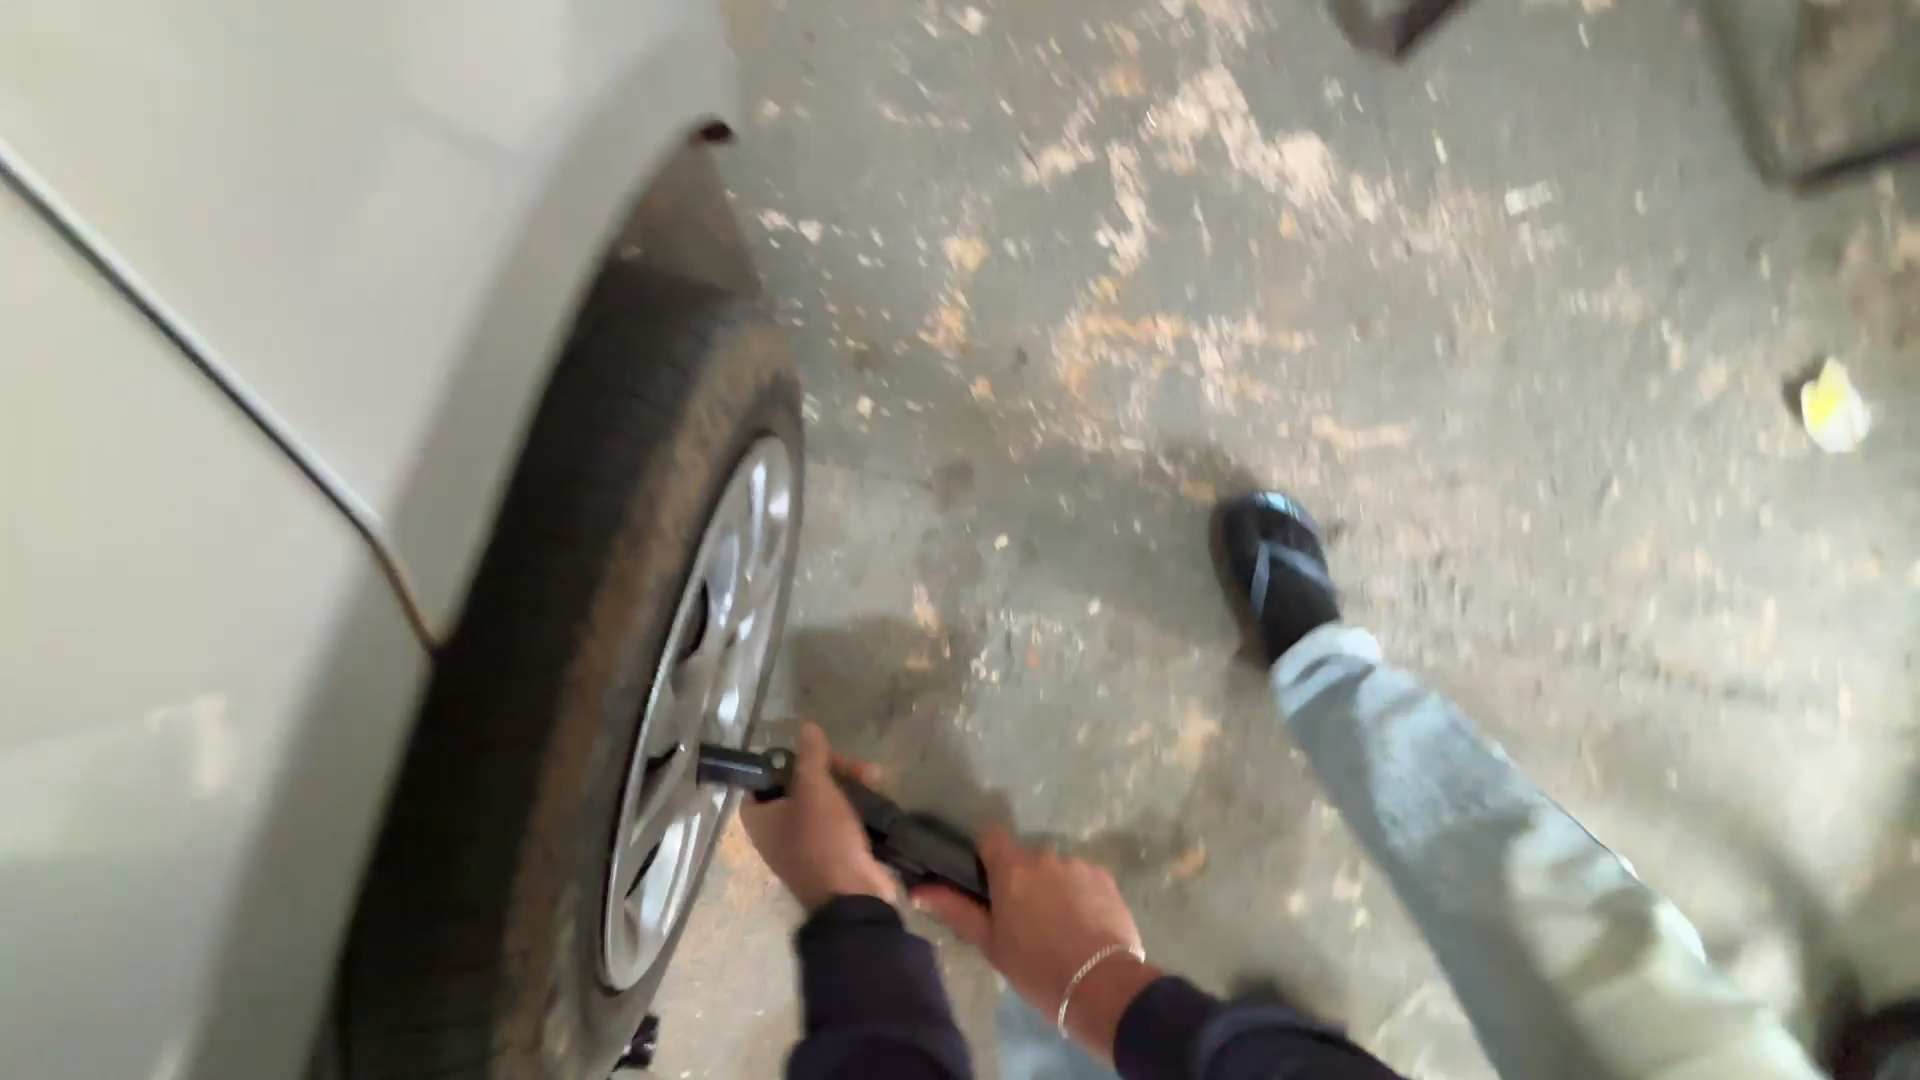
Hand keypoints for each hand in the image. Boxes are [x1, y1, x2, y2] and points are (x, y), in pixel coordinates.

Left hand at [739, 722, 896, 910]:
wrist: (851, 895)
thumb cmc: (822, 839)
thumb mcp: (815, 789)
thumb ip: (810, 755)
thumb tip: (806, 725)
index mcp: (759, 816)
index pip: (765, 775)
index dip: (789, 760)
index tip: (816, 751)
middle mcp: (774, 830)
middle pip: (798, 783)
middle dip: (830, 769)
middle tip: (855, 767)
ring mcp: (802, 842)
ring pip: (821, 798)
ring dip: (846, 783)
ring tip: (873, 778)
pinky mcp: (828, 850)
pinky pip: (835, 817)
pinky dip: (851, 804)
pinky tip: (874, 793)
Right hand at [912, 827, 1161, 1060]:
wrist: (1101, 986)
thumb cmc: (1037, 968)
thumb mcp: (991, 944)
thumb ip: (956, 910)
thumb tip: (918, 890)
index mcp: (1011, 867)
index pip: (989, 834)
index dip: (985, 852)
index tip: (986, 879)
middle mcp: (1044, 855)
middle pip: (1024, 858)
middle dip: (1022, 880)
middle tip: (1023, 919)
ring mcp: (1077, 863)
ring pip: (1054, 869)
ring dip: (1052, 887)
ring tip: (1058, 927)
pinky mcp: (1105, 877)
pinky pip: (1082, 878)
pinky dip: (1079, 894)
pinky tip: (1083, 925)